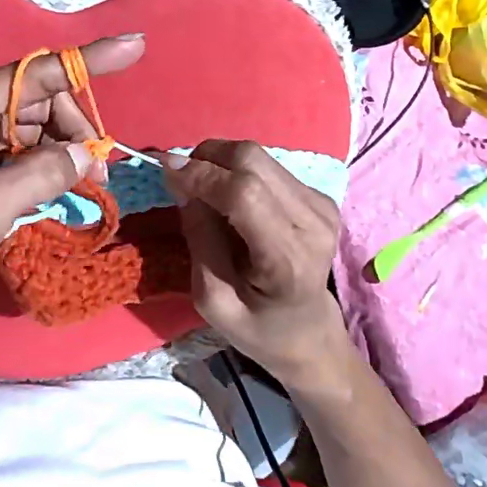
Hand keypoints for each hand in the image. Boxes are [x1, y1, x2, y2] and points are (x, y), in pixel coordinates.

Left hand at [0, 34, 145, 315]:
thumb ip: (38, 174)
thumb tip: (84, 155)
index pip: (31, 75)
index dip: (85, 61)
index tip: (134, 46)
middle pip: (41, 100)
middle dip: (74, 129)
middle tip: (96, 173)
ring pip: (41, 125)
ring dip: (68, 150)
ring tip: (87, 185)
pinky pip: (31, 149)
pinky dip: (54, 165)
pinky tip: (67, 186)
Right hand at [163, 140, 350, 391]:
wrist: (307, 331)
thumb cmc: (256, 326)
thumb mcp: (212, 299)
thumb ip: (199, 237)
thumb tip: (181, 181)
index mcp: (287, 258)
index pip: (244, 194)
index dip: (202, 174)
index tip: (165, 169)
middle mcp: (312, 222)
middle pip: (253, 160)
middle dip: (208, 157)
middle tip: (181, 176)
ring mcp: (320, 205)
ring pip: (259, 155)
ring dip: (221, 161)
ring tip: (203, 186)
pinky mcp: (319, 196)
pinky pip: (268, 166)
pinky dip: (239, 171)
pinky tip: (230, 196)